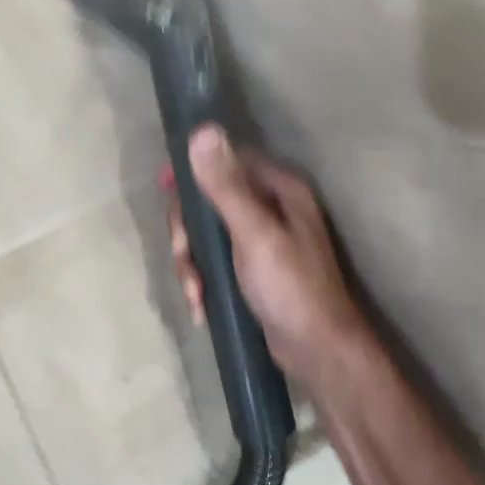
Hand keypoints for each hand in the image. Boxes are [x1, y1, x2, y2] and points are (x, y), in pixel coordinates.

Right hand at [165, 124, 374, 385]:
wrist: (319, 354)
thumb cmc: (291, 289)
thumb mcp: (254, 234)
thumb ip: (226, 185)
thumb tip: (201, 130)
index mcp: (278, 189)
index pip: (225, 160)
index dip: (192, 171)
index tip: (164, 188)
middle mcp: (271, 206)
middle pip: (208, 199)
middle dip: (188, 233)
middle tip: (185, 262)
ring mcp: (261, 239)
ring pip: (206, 233)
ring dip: (192, 263)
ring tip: (195, 295)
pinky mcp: (253, 269)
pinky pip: (214, 260)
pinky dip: (203, 280)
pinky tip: (202, 306)